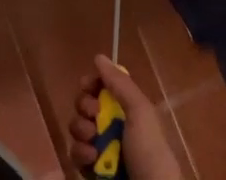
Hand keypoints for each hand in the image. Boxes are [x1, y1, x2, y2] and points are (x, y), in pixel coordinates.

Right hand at [69, 55, 183, 179]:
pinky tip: (91, 160)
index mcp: (128, 110)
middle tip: (93, 115)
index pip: (102, 87)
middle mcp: (113, 126)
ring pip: (77, 129)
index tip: (87, 85)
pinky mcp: (92, 170)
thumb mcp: (141, 113)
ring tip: (93, 143)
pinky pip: (75, 154)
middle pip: (85, 105)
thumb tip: (99, 57)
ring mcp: (102, 149)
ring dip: (81, 132)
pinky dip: (80, 155)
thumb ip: (120, 84)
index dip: (92, 83)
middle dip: (84, 108)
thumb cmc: (150, 151)